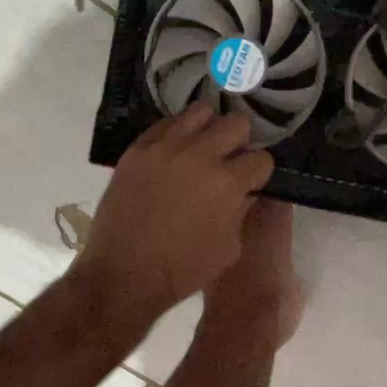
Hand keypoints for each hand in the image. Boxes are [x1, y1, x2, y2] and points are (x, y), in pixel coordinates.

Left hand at [69, 102, 274, 327]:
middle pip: (236, 124)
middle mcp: (200, 156)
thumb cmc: (184, 270)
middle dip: (240, 141)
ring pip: (200, 112)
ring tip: (203, 147)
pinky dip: (177, 133)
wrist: (125, 274)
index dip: (259, 172)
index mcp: (228, 184)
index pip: (261, 159)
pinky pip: (165, 124)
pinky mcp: (138, 150)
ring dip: (209, 129)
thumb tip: (245, 191)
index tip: (252, 182)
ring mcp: (165, 148)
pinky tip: (176, 150)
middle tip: (231, 159)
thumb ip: (241, 211)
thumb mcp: (229, 247)